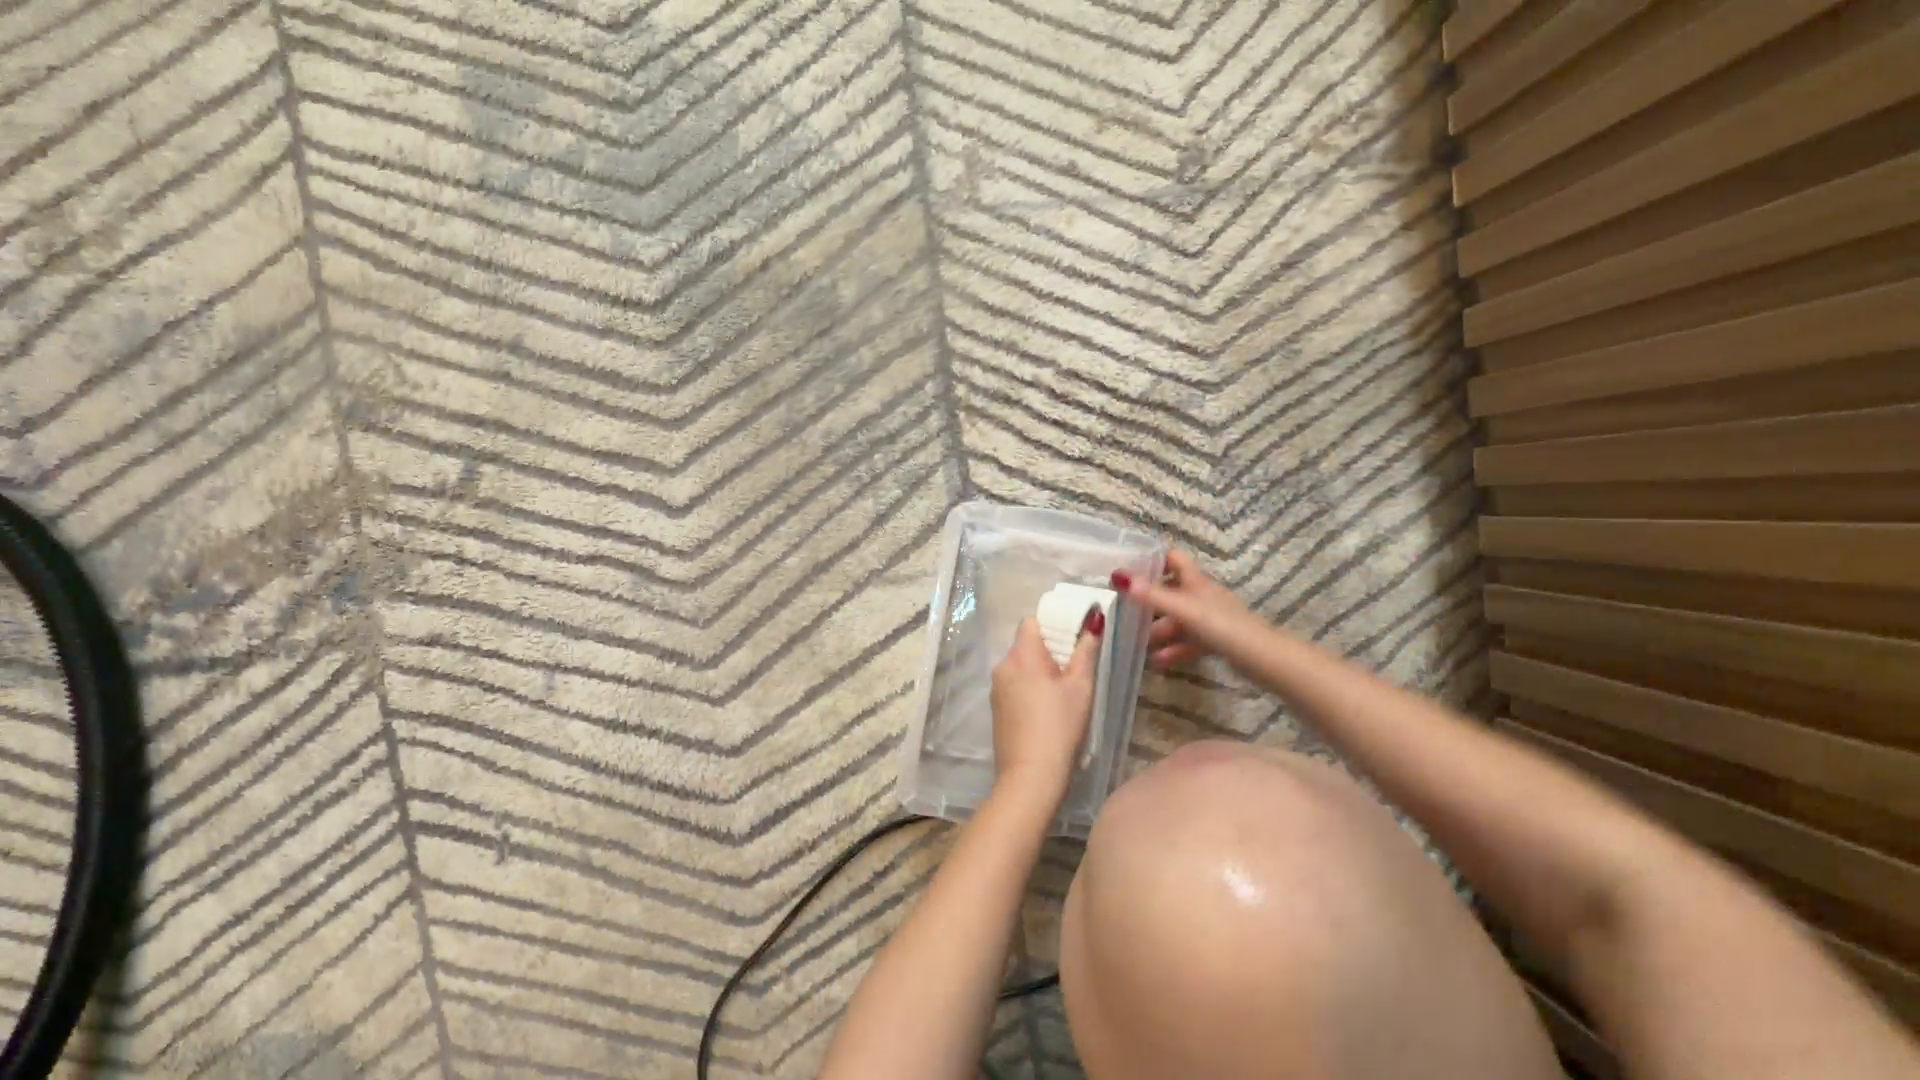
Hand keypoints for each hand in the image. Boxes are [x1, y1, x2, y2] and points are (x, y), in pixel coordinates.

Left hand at [991, 610, 1102, 801]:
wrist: (1031, 775)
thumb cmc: (1060, 726)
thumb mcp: (1081, 687)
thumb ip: (1086, 651)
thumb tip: (1093, 622)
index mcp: (1021, 655)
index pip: (1032, 621)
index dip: (1053, 624)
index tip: (1073, 638)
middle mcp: (1003, 666)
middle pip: (1026, 643)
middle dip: (1050, 649)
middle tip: (1076, 667)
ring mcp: (996, 689)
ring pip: (1020, 666)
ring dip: (1040, 670)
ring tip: (1065, 691)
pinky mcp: (997, 709)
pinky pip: (1015, 685)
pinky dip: (1030, 687)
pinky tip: (1048, 709)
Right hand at [1111, 550, 1265, 668]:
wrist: (1259, 657)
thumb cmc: (1221, 625)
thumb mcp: (1183, 609)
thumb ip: (1152, 595)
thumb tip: (1118, 576)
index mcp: (1196, 581)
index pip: (1173, 559)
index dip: (1153, 560)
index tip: (1129, 570)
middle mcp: (1203, 596)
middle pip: (1171, 592)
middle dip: (1149, 603)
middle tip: (1125, 614)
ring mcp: (1210, 619)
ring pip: (1178, 620)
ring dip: (1159, 631)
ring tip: (1137, 644)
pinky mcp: (1216, 641)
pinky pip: (1188, 642)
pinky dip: (1173, 650)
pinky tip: (1158, 662)